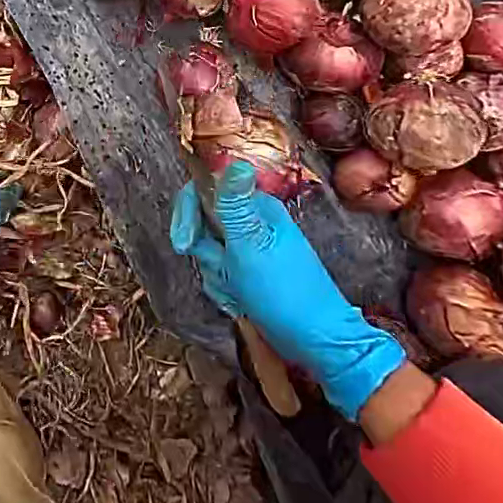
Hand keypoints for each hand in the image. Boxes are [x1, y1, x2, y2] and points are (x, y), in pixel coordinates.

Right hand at [169, 162, 405, 417]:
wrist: (317, 341)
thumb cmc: (286, 293)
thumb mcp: (251, 247)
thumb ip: (235, 206)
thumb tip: (234, 161)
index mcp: (256, 206)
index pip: (205, 190)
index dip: (188, 213)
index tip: (184, 244)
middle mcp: (252, 221)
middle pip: (202, 223)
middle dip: (206, 255)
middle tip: (224, 273)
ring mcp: (249, 248)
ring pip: (208, 252)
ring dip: (216, 276)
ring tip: (239, 292)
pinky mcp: (248, 272)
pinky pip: (219, 273)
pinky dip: (224, 290)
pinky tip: (241, 302)